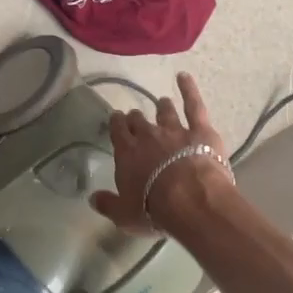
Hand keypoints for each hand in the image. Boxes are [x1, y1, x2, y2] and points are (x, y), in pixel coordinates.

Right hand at [90, 72, 232, 234]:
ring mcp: (174, 130)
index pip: (118, 131)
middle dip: (137, 118)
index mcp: (127, 152)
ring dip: (162, 107)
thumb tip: (92, 198)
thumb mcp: (125, 215)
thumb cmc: (155, 209)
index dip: (117, 124)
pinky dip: (189, 90)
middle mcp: (147, 135)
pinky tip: (184, 77)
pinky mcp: (201, 131)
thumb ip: (108, 204)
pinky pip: (194, 105)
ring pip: (165, 112)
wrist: (192, 201)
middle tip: (137, 119)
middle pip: (139, 121)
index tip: (117, 120)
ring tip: (162, 103)